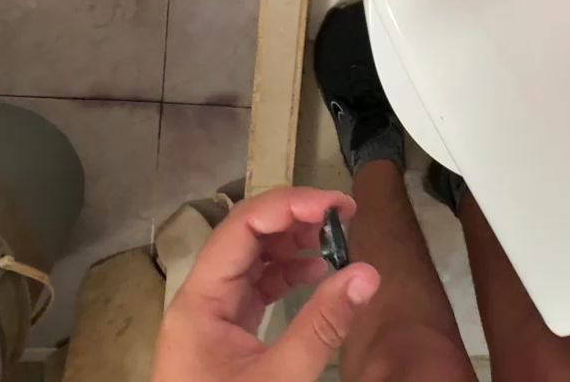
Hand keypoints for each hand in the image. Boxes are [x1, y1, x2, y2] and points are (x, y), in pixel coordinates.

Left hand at [150, 187, 380, 381]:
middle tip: (344, 216)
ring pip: (254, 257)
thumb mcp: (279, 380)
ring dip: (295, 243)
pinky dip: (289, 273)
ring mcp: (213, 314)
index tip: (335, 206)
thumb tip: (369, 273)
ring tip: (337, 239)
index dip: (289, 205)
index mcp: (200, 299)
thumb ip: (323, 325)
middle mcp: (202, 297)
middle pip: (248, 235)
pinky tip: (320, 272)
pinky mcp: (227, 332)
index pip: (243, 226)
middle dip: (296, 219)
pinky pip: (258, 285)